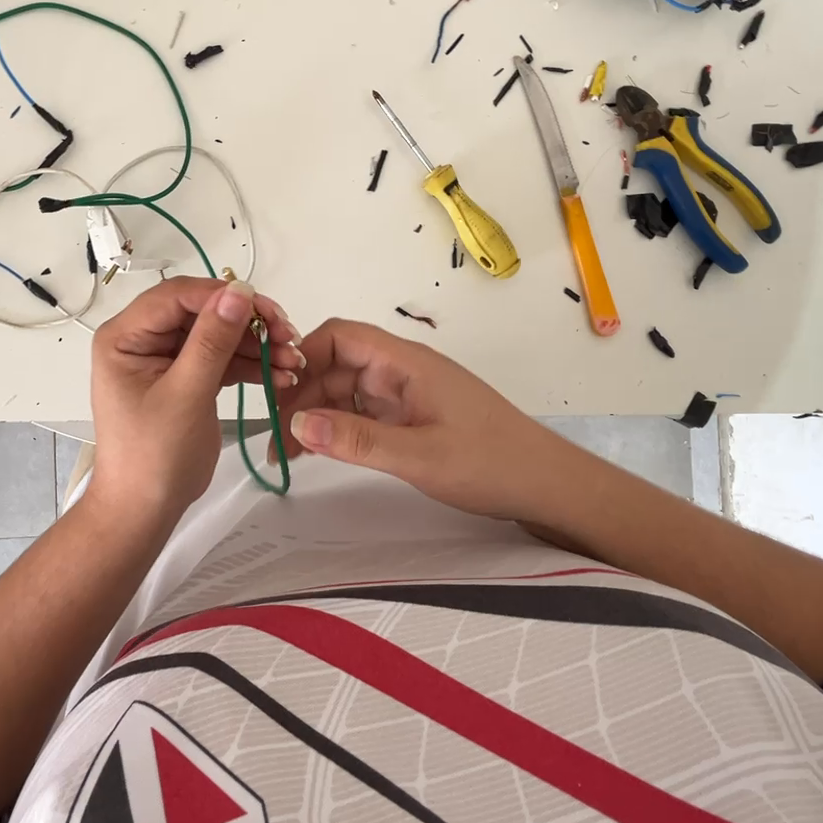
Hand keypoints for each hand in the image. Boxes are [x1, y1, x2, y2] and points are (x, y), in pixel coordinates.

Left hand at [89, 277, 302, 517]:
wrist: (145, 510)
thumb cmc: (153, 456)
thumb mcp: (185, 394)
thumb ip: (212, 340)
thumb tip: (239, 292)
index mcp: (125, 337)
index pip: (176, 297)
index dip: (221, 297)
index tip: (265, 308)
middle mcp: (143, 340)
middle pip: (202, 313)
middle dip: (247, 323)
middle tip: (287, 333)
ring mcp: (167, 359)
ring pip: (218, 335)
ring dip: (257, 345)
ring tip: (294, 360)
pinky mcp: (188, 379)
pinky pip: (222, 360)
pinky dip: (251, 366)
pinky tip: (281, 375)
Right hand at [275, 319, 569, 520]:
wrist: (548, 486)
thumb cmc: (490, 463)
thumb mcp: (419, 456)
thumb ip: (355, 440)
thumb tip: (295, 425)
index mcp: (404, 362)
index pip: (340, 336)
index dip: (303, 356)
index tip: (275, 393)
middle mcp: (400, 371)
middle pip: (336, 366)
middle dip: (301, 396)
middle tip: (274, 441)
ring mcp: (405, 395)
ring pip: (345, 392)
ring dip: (315, 416)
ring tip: (286, 454)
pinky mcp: (410, 419)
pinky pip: (362, 414)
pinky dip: (336, 429)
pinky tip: (317, 452)